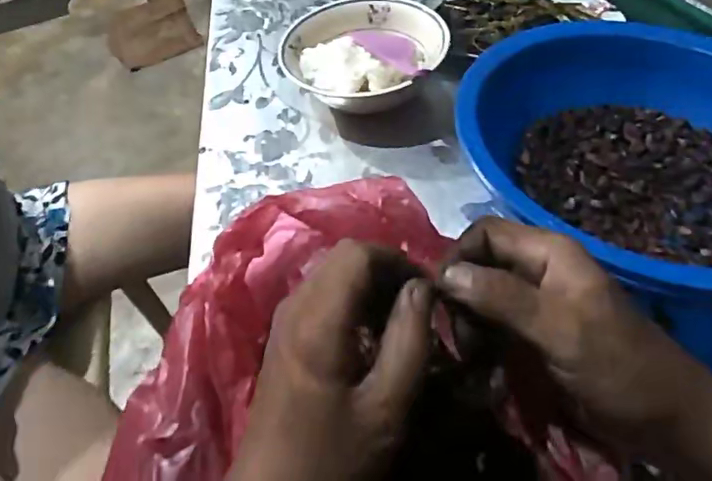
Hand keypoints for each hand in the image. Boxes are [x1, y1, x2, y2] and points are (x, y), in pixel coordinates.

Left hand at [228, 241, 434, 480]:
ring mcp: (284, 315)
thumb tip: (422, 287)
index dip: (397, 259)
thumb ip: (410, 341)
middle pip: (344, 256)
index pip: (358, 251)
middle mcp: (294, 302)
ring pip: (333, 270)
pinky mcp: (283, 331)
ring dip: (370, 283)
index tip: (428, 288)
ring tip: (399, 322)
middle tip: (418, 305)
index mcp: (316, 316)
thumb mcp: (384, 410)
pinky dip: (351, 298)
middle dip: (386, 269)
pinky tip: (370, 336)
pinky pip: (322, 291)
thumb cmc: (331, 459)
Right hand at [436, 218, 711, 460]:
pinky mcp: (542, 333)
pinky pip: (502, 325)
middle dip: (463, 293)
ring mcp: (542, 302)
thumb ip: (502, 297)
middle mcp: (541, 268)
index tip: (438, 295)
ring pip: (489, 296)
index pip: (487, 233)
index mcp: (549, 251)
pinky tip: (481, 364)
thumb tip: (445, 273)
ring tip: (467, 354)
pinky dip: (487, 340)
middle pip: (484, 263)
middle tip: (452, 334)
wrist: (670, 420)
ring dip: (472, 321)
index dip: (459, 255)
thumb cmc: (617, 364)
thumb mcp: (558, 328)